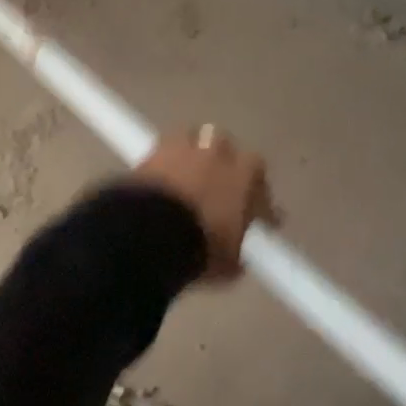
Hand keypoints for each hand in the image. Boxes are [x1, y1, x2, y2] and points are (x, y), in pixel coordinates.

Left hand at [131, 126, 276, 282]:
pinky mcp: (147, 153)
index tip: (254, 220)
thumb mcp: (227, 263)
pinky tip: (158, 185)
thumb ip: (237, 254)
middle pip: (226, 153)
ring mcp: (182, 147)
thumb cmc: (198, 247)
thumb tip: (237, 259)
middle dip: (222, 170)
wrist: (145, 235)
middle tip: (214, 193)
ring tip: (184, 181)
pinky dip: (161, 167)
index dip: (256, 205)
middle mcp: (219, 150)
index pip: (260, 185)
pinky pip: (160, 155)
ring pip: (192, 142)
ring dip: (191, 158)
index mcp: (249, 173)